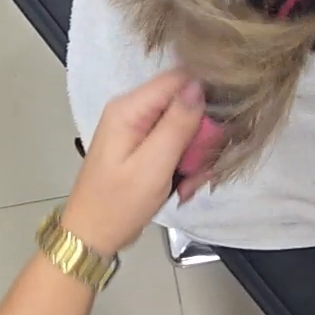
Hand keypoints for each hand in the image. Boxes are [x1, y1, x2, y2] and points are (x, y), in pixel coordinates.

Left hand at [61, 70, 207, 253]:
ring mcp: (139, 127)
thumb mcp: (152, 166)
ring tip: (190, 185)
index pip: (180, 78)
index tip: (222, 125)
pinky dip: (186, 164)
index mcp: (130, 108)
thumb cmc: (117, 204)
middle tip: (202, 170)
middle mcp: (134, 109)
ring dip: (196, 155)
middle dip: (202, 136)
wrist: (92, 236)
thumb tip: (199, 84)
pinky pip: (177, 143)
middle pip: (185, 103)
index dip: (206, 95)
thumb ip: (177, 124)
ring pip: (186, 126)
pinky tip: (184, 186)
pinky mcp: (146, 144)